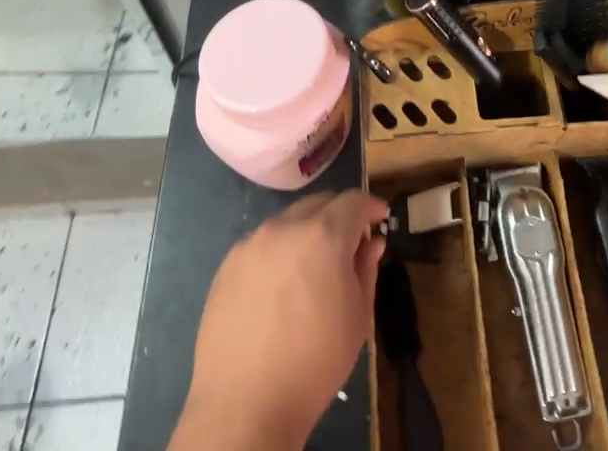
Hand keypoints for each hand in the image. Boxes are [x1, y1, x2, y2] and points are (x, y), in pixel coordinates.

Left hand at [176, 190, 387, 448]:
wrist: (245, 404)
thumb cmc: (315, 362)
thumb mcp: (357, 316)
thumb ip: (365, 269)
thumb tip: (371, 243)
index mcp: (323, 236)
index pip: (353, 201)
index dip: (371, 207)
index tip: (381, 218)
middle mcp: (283, 229)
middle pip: (318, 205)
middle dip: (339, 216)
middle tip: (351, 244)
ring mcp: (249, 246)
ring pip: (287, 224)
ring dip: (307, 233)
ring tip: (314, 269)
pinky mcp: (226, 267)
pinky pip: (261, 247)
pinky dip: (279, 253)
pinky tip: (281, 288)